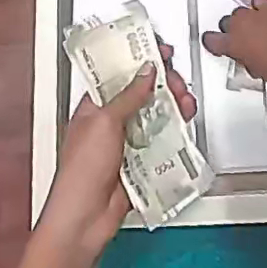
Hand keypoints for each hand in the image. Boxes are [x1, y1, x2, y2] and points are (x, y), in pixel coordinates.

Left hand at [40, 43, 197, 256]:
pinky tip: (183, 126)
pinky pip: (162, 141)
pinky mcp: (141, 161)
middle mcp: (111, 120)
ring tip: (185, 104)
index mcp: (94, 105)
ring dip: (172, 105)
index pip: (120, 73)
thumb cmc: (82, 170)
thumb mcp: (104, 123)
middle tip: (177, 83)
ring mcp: (127, 141)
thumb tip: (147, 71)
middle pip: (143, 92)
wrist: (85, 218)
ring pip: (156, 115)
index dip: (140, 59)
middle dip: (163, 83)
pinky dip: (175, 131)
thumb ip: (128, 95)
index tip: (161, 50)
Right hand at [200, 0, 266, 88]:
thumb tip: (247, 58)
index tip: (219, 47)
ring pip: (240, 11)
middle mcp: (240, 24)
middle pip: (225, 22)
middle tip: (242, 44)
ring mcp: (255, 13)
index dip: (214, 44)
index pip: (210, 39)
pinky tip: (265, 15)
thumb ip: (246, 60)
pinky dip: (259, 7)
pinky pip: (257, 1)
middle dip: (231, 32)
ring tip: (256, 31)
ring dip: (245, 20)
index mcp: (232, 43)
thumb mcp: (259, 72)